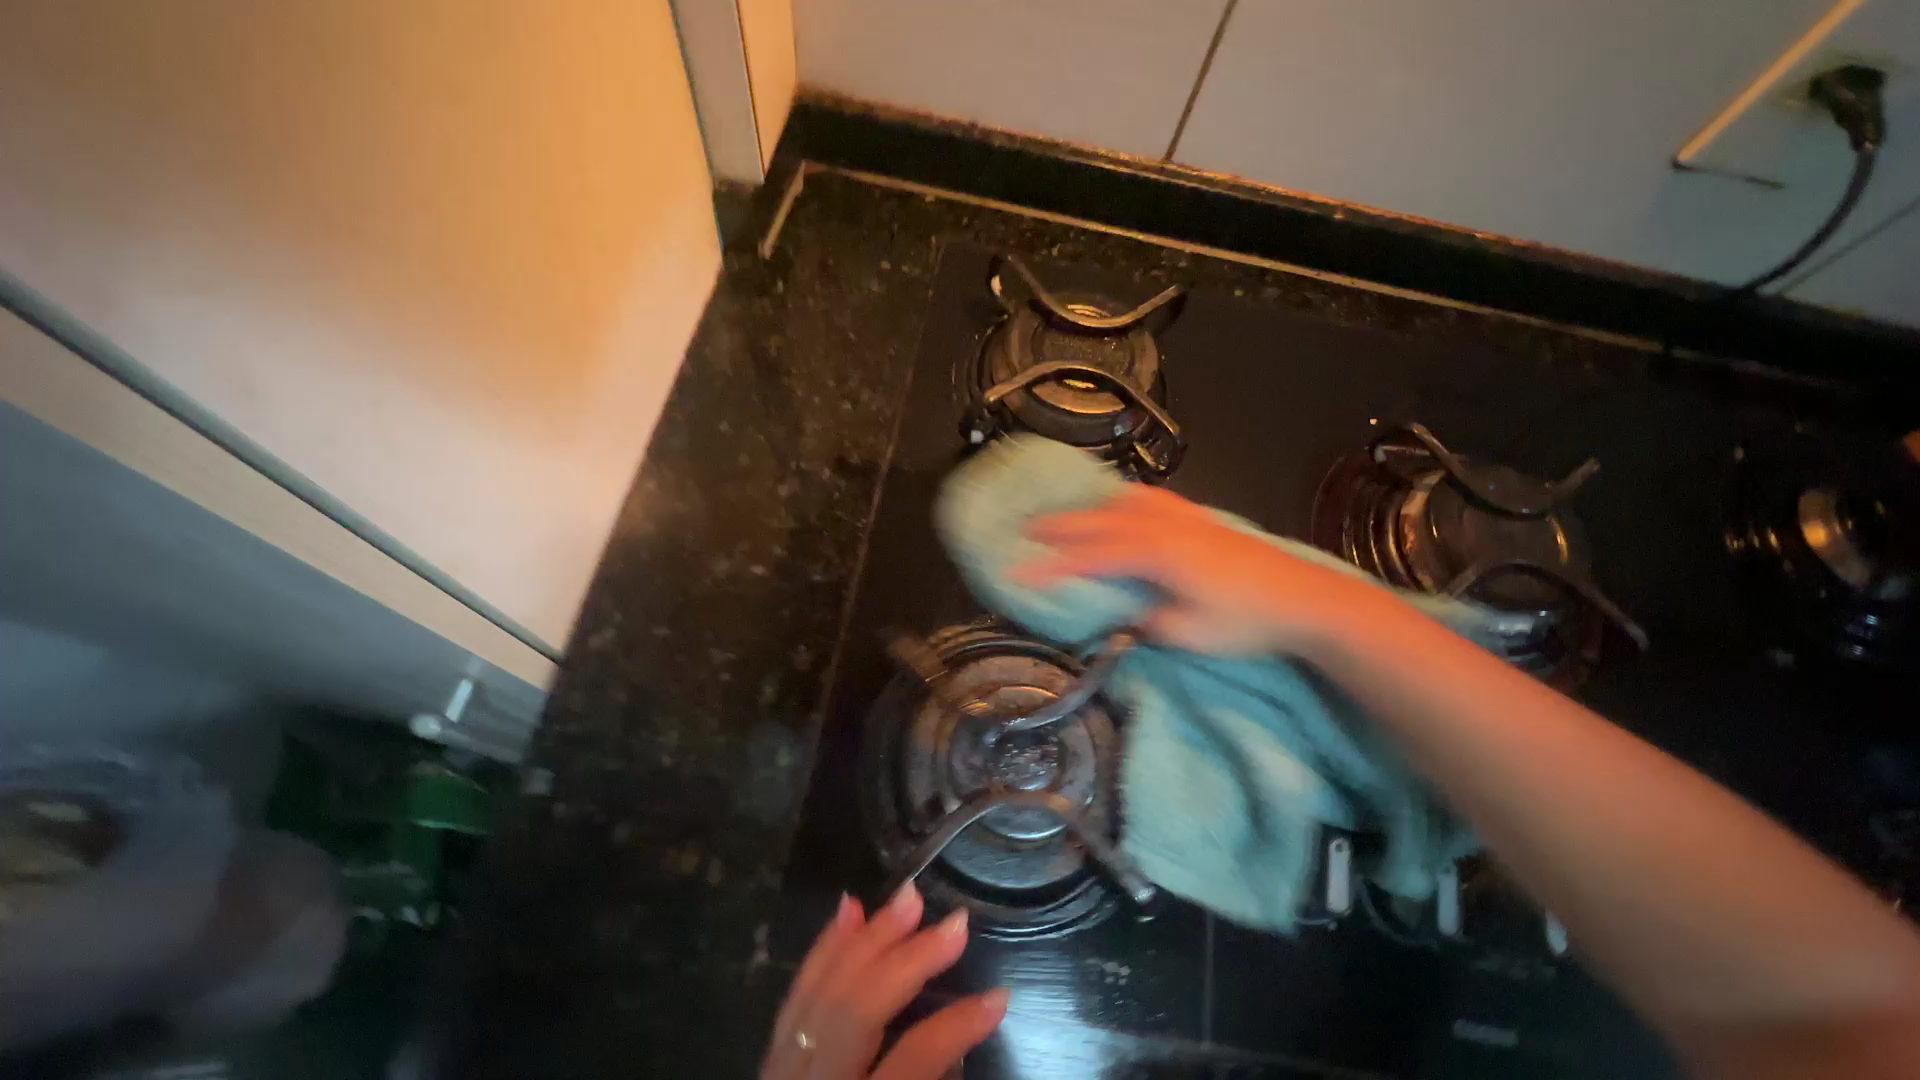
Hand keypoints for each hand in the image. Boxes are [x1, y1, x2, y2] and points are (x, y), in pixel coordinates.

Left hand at [761, 883, 1007, 1079]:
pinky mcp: (772, 1062)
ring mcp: (782, 1073)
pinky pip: (798, 995)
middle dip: (908, 960)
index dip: (954, 1027)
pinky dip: (827, 949)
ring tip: (909, 899)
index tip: (999, 998)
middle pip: (856, 1012)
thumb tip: (978, 1028)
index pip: (908, 1063)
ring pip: (822, 992)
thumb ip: (928, 1077)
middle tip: (957, 922)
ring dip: (869, 939)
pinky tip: (848, 911)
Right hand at [1012, 484, 1395, 654]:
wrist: (1303, 599)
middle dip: (1059, 526)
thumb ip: (1145, 623)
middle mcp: (1163, 525)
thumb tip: (1119, 618)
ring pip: (1122, 502)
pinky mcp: (1199, 517)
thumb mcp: (1188, 634)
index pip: (1091, 557)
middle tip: (1023, 529)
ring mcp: (1183, 516)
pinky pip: (1150, 498)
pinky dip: (1123, 498)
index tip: (1015, 573)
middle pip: (1100, 521)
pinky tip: (1120, 504)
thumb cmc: (1245, 621)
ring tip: (1064, 515)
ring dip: (1089, 508)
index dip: (1051, 566)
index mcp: (1156, 553)